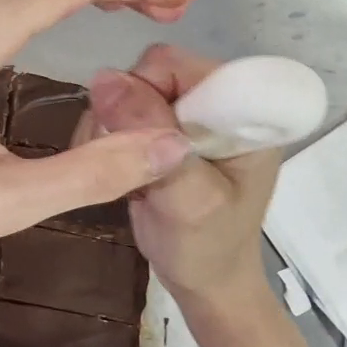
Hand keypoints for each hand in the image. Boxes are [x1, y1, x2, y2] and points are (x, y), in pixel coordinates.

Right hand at [83, 44, 281, 302]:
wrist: (205, 282)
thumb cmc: (207, 246)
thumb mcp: (186, 198)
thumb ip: (151, 139)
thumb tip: (105, 80)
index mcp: (241, 108)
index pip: (173, 65)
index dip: (142, 94)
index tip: (136, 145)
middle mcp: (215, 101)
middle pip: (145, 75)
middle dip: (123, 117)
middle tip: (126, 165)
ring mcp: (188, 115)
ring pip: (125, 93)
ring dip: (111, 132)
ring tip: (125, 176)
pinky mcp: (164, 131)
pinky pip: (119, 114)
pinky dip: (108, 140)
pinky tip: (121, 173)